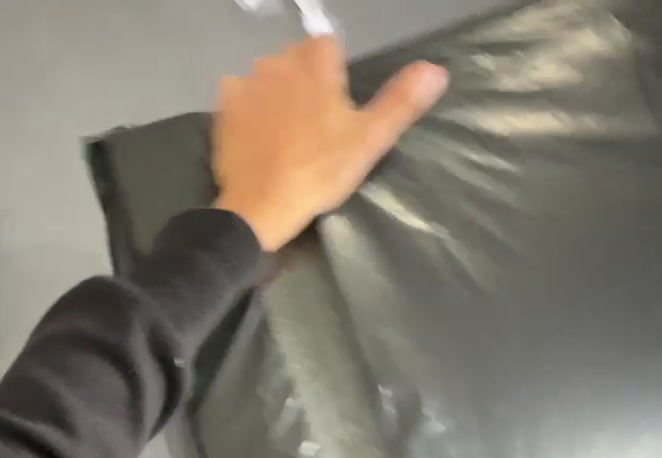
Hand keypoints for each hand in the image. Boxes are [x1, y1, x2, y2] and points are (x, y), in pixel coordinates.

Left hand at [212, 37, 448, 251]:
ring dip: (274, 92)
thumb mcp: (368, 141)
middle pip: (295, 58)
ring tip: (282, 131)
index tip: (334, 105)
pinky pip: (237, 96)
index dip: (333, 72)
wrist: (260, 208)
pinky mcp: (224, 111)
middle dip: (302, 80)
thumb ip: (401, 102)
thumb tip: (437, 69)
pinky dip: (246, 109)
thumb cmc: (318, 174)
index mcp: (317, 63)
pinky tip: (254, 133)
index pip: (328, 45)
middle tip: (310, 123)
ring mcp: (247, 85)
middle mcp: (279, 63)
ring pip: (266, 75)